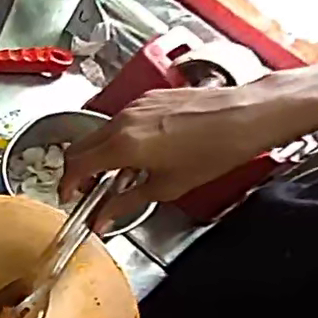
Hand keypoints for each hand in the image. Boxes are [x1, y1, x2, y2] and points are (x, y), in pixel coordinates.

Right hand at [58, 78, 317, 228]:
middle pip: (79, 147)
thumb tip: (102, 219)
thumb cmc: (215, 150)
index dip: (66, 185)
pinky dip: (114, 140)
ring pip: (97, 134)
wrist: (250, 115)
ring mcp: (136, 106)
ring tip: (115, 174)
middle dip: (76, 170)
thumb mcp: (165, 187)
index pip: (75, 165)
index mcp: (122, 145)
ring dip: (96, 155)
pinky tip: (135, 154)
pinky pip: (118, 122)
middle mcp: (123, 121)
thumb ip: (124, 203)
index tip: (69, 197)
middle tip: (86, 189)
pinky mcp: (150, 98)